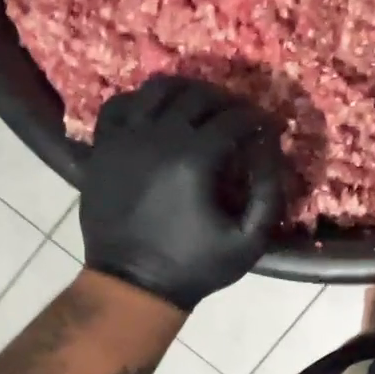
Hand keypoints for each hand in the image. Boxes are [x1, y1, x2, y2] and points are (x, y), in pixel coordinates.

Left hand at [80, 75, 285, 310]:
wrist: (134, 283)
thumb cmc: (197, 265)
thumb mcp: (249, 240)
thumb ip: (268, 192)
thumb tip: (271, 149)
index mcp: (193, 160)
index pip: (233, 118)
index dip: (258, 118)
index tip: (272, 126)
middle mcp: (156, 138)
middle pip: (196, 96)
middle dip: (226, 100)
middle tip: (241, 115)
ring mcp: (123, 139)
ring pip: (156, 90)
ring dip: (185, 92)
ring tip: (202, 107)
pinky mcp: (102, 147)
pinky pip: (119, 104)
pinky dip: (142, 101)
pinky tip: (158, 115)